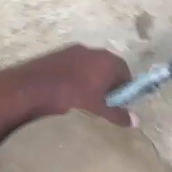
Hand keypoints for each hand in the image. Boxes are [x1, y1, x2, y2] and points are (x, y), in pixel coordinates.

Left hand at [6, 45, 133, 126]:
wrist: (35, 85)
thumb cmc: (72, 95)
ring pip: (91, 65)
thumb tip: (136, 121)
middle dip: (108, 83)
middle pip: (108, 66)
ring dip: (92, 78)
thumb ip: (117, 114)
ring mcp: (76, 50)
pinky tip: (69, 91)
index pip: (125, 71)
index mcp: (107, 61)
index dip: (125, 87)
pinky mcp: (60, 53)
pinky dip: (77, 75)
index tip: (120, 102)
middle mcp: (94, 51)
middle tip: (103, 102)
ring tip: (85, 98)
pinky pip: (76, 64)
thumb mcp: (97, 108)